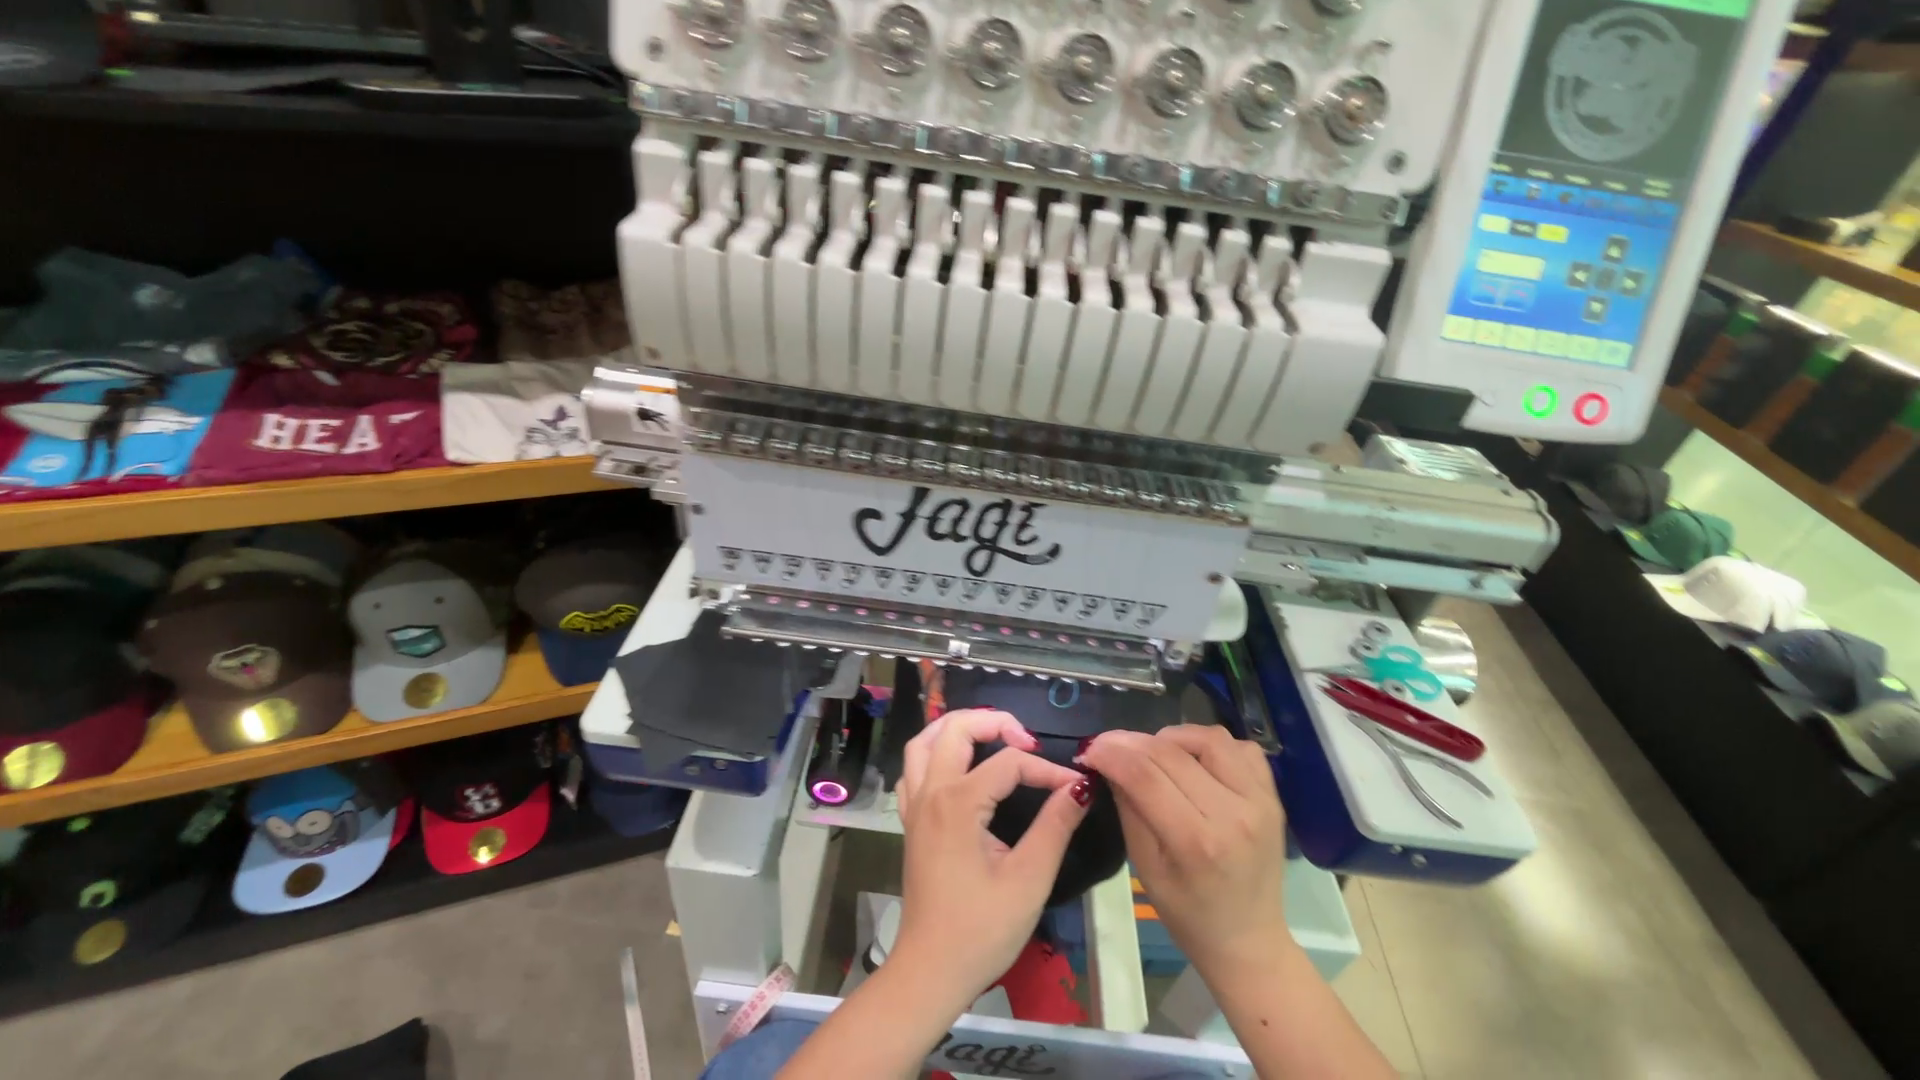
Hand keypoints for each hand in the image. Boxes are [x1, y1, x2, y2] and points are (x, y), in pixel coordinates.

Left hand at [892, 708, 1090, 1001]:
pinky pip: (913, 770)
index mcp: (958, 803)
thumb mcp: (1029, 879)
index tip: (1075, 790)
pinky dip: (934, 754)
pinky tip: (960, 768)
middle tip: (1028, 741)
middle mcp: (930, 794)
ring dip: (956, 728)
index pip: (1008, 763)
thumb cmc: (982, 929)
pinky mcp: (911, 823)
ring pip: (923, 742)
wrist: (932, 970)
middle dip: (994, 721)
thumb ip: (1055, 826)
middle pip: (953, 729)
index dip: (1046, 771)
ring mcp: (914, 807)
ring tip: (993, 737)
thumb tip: (1081, 786)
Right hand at [1080, 724, 1290, 977]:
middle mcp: (1233, 813)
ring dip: (1173, 737)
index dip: (1111, 754)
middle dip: (1131, 742)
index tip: (1089, 749)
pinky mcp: (1273, 797)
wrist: (1248, 940)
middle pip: (1172, 752)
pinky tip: (1195, 762)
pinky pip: (1242, 748)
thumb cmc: (1188, 915)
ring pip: (1210, 738)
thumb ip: (1129, 810)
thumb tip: (1108, 764)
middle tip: (1109, 745)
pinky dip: (1212, 746)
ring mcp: (1260, 801)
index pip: (1145, 776)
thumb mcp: (1146, 869)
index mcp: (1196, 842)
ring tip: (1155, 753)